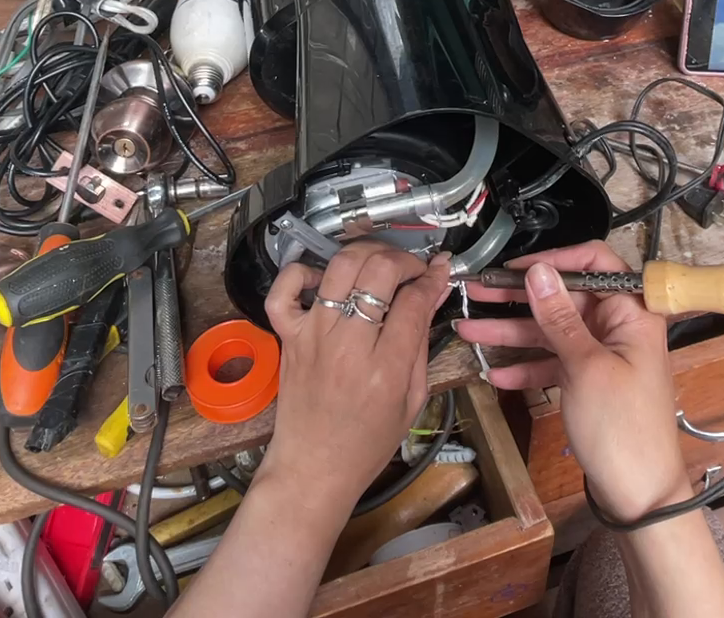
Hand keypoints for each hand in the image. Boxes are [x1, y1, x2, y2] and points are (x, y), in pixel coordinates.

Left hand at [256, 242, 452, 518]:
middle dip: (403, 259)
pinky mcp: (288, 335)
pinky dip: (304, 271)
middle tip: (412, 268)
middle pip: (377, 272)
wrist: (313, 469)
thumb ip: (421, 341)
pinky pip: (285, 289)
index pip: (413, 301)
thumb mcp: (411, 399)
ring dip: (366, 253)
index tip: (438, 270)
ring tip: (380, 263)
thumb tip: (434, 291)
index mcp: (384, 370)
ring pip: (339, 268)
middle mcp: (346, 346)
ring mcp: (312, 336)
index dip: (432, 277)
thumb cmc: (367, 442)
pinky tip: (326, 277)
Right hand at [457, 243, 690, 520]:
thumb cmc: (623, 428)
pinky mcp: (586, 380)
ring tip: (469, 328)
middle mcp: (616, 326)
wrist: (641, 498)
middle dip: (518, 296)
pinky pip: (550, 362)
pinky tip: (495, 373)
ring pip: (549, 331)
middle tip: (478, 291)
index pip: (594, 264)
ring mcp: (599, 354)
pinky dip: (524, 367)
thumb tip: (538, 271)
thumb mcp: (585, 366)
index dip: (554, 261)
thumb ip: (558, 316)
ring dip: (510, 332)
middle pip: (562, 297)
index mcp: (630, 312)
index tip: (516, 268)